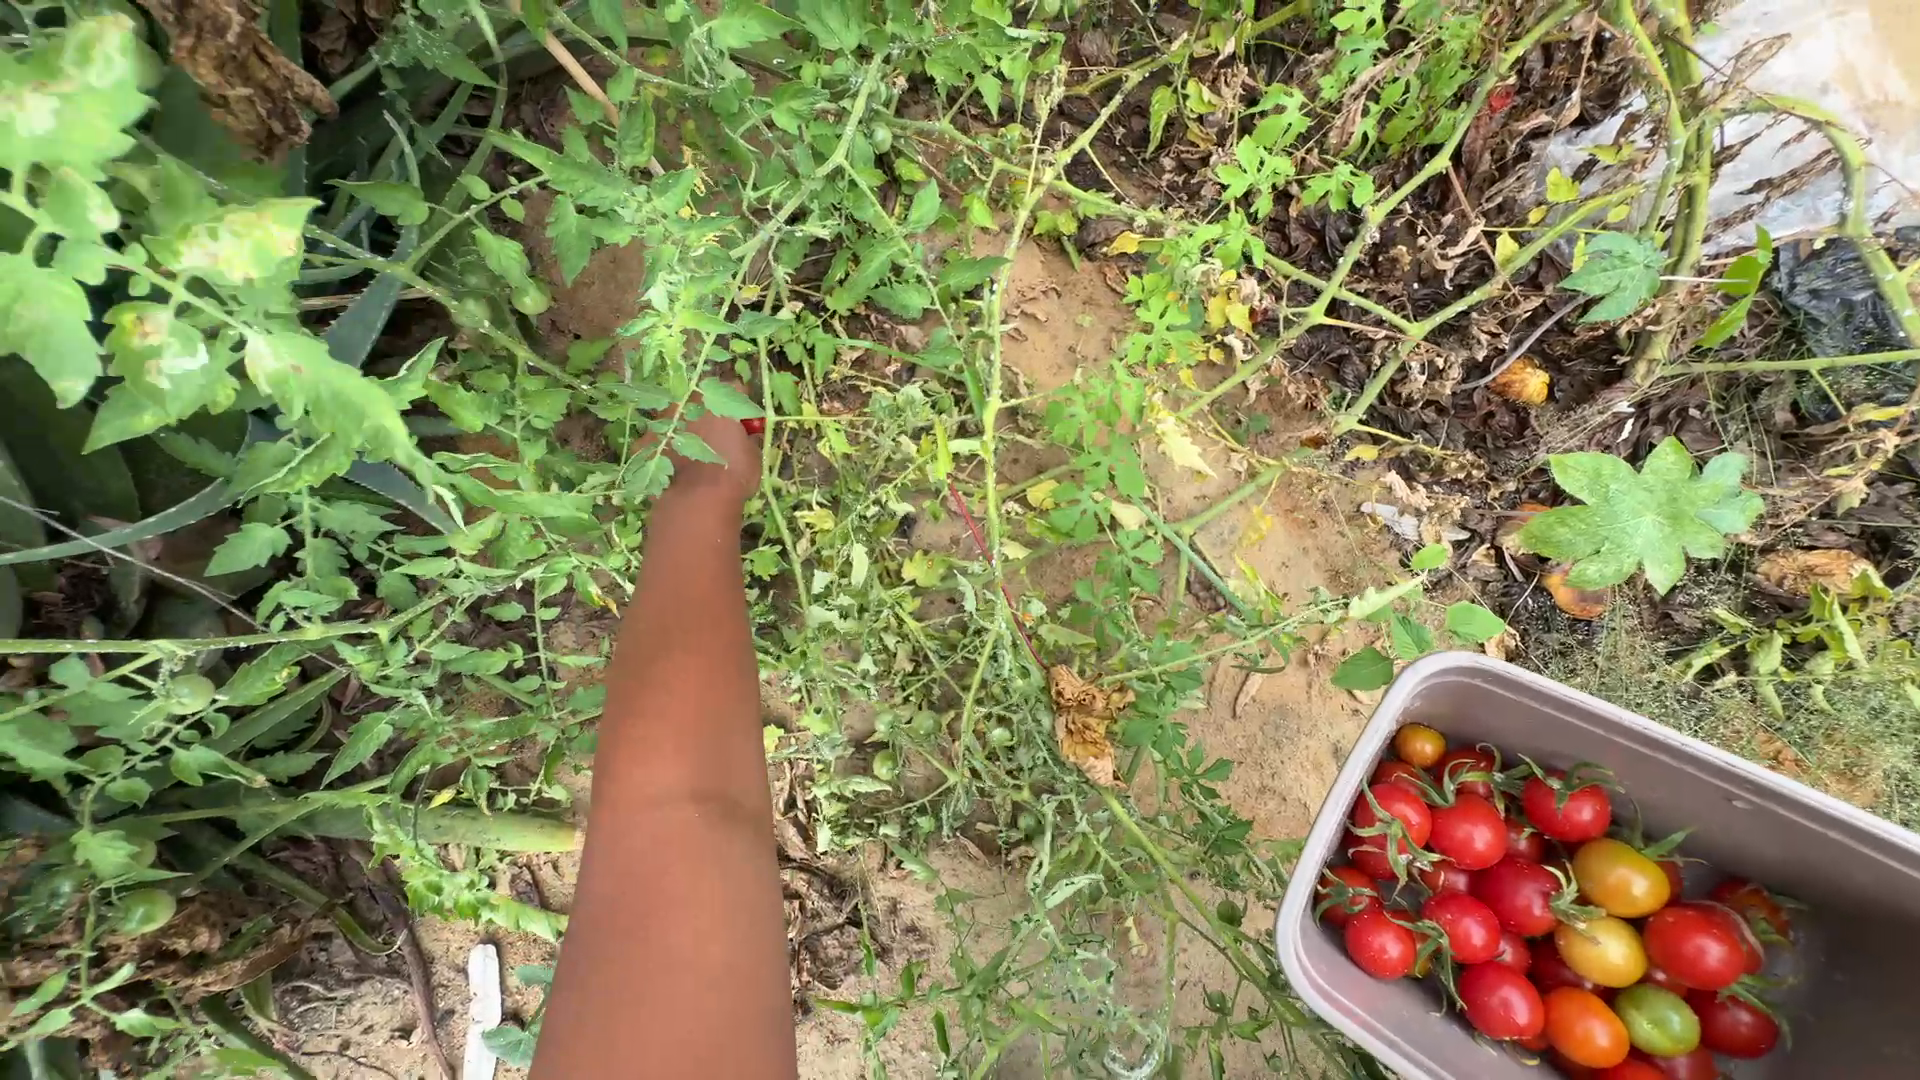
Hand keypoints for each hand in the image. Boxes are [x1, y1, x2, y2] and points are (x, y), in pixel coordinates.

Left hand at [659, 391, 761, 510]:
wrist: (697, 501)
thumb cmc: (733, 475)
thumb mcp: (754, 456)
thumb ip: (749, 439)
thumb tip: (747, 436)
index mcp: (719, 403)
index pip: (736, 389)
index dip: (743, 406)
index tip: (746, 423)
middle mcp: (689, 404)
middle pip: (702, 399)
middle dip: (710, 413)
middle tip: (720, 436)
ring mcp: (664, 422)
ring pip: (678, 417)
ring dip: (687, 428)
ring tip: (695, 453)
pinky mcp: (646, 443)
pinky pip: (660, 439)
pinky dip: (668, 448)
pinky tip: (676, 466)